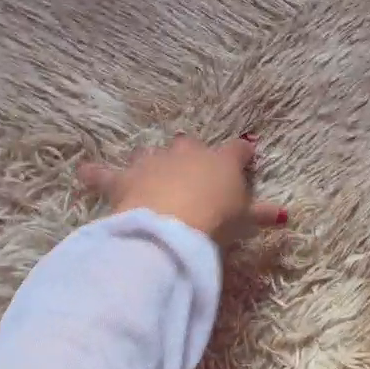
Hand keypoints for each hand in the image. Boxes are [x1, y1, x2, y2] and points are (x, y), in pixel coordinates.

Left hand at [77, 134, 286, 239]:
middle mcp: (187, 153)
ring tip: (150, 168)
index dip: (242, 154)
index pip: (238, 150)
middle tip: (192, 167)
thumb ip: (261, 214)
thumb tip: (285, 216)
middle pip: (189, 144)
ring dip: (151, 160)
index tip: (246, 156)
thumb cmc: (216, 219)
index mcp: (222, 160)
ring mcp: (154, 162)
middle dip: (190, 152)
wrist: (171, 224)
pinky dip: (95, 173)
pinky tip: (84, 171)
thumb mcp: (244, 220)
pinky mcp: (124, 179)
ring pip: (150, 153)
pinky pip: (104, 173)